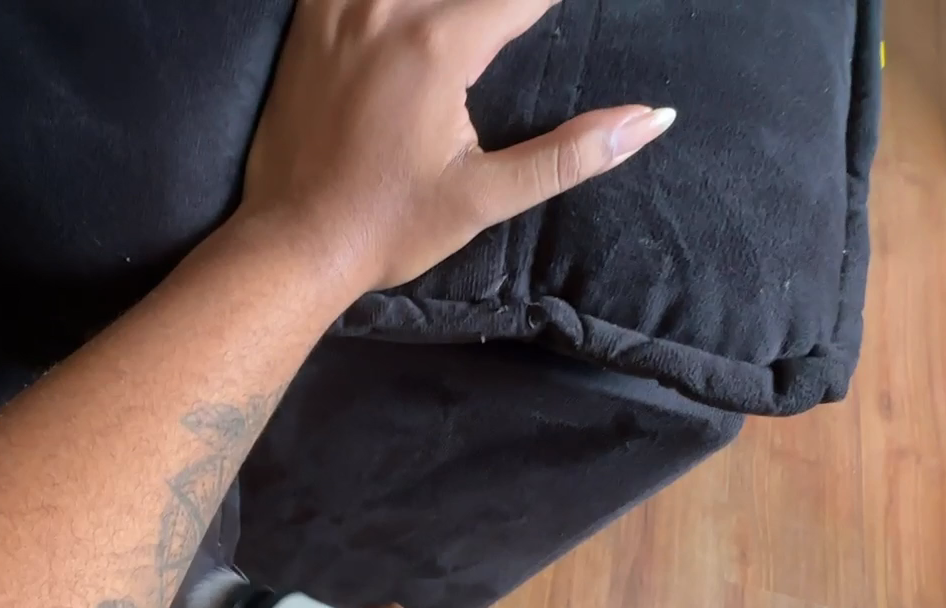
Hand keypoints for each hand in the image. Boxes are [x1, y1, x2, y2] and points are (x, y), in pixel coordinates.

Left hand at [235, 0, 674, 291]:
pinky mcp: (309, 17)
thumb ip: (566, 154)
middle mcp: (389, 3)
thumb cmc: (387, 230)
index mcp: (440, 43)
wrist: (294, 244)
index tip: (559, 10)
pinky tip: (410, 6)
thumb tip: (651, 119)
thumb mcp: (481, 200)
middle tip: (515, 16)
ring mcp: (341, 4)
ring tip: (481, 14)